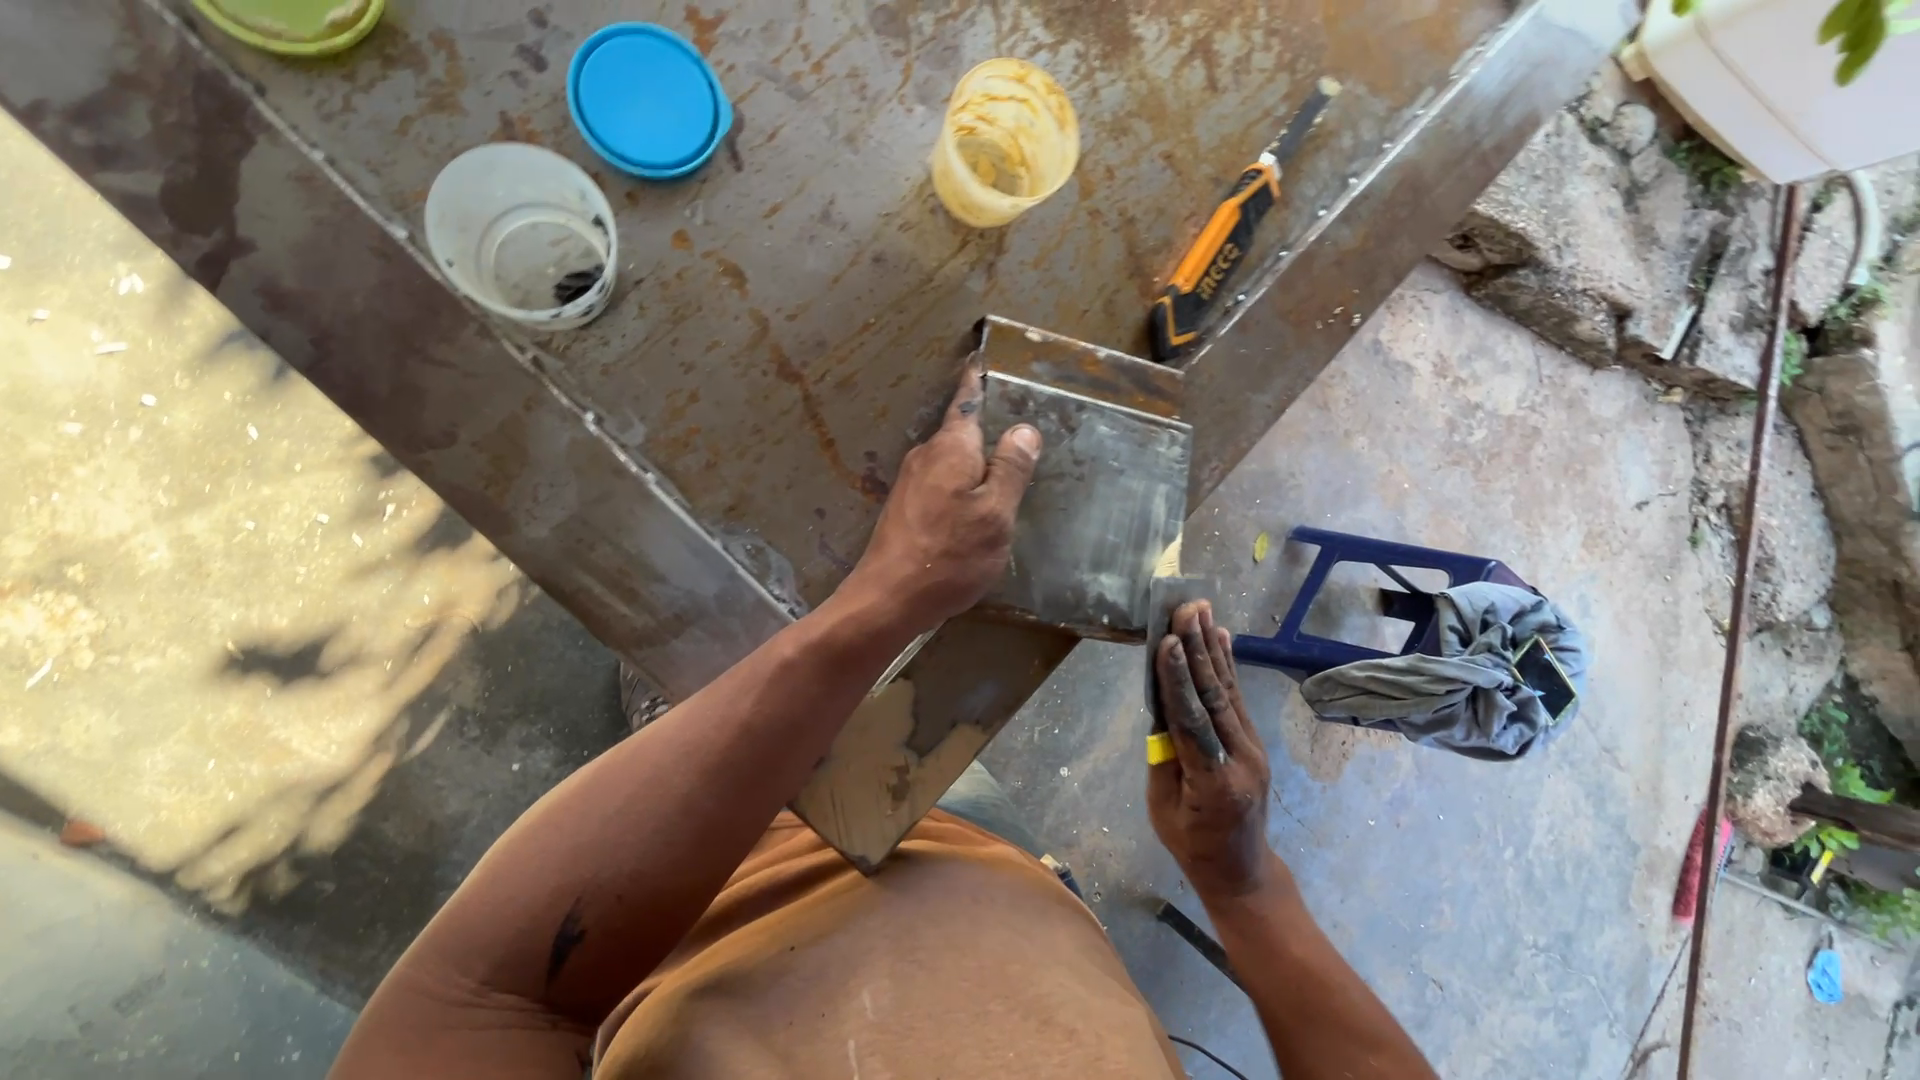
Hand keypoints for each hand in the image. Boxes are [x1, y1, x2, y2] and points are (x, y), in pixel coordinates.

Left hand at [840, 361, 1041, 633]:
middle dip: (986, 431)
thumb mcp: (996, 514)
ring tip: (1004, 476)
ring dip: (974, 464)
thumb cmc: (951, 554)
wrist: (889, 598)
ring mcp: (910, 482)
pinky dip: (960, 487)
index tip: (982, 356)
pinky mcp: (904, 508)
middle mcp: (926, 456)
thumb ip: (1011, 469)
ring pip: (951, 461)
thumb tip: (1024, 429)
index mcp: (951, 448)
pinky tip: (973, 510)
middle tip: (1020, 434)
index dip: (978, 379)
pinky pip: (941, 484)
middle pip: (960, 432)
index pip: (967, 399)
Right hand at [1148, 600, 1279, 900]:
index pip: (1192, 720)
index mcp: (1214, 781)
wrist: (1243, 869)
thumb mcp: (1162, 805)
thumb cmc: (1191, 843)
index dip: (1178, 679)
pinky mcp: (1256, 741)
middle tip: (1186, 608)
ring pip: (1229, 689)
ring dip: (1212, 646)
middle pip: (1216, 694)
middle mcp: (1242, 758)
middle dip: (1197, 647)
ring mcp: (1254, 748)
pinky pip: (1237, 698)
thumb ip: (1163, 754)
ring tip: (1201, 610)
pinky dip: (1227, 664)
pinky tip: (1221, 637)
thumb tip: (1160, 703)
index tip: (1167, 641)